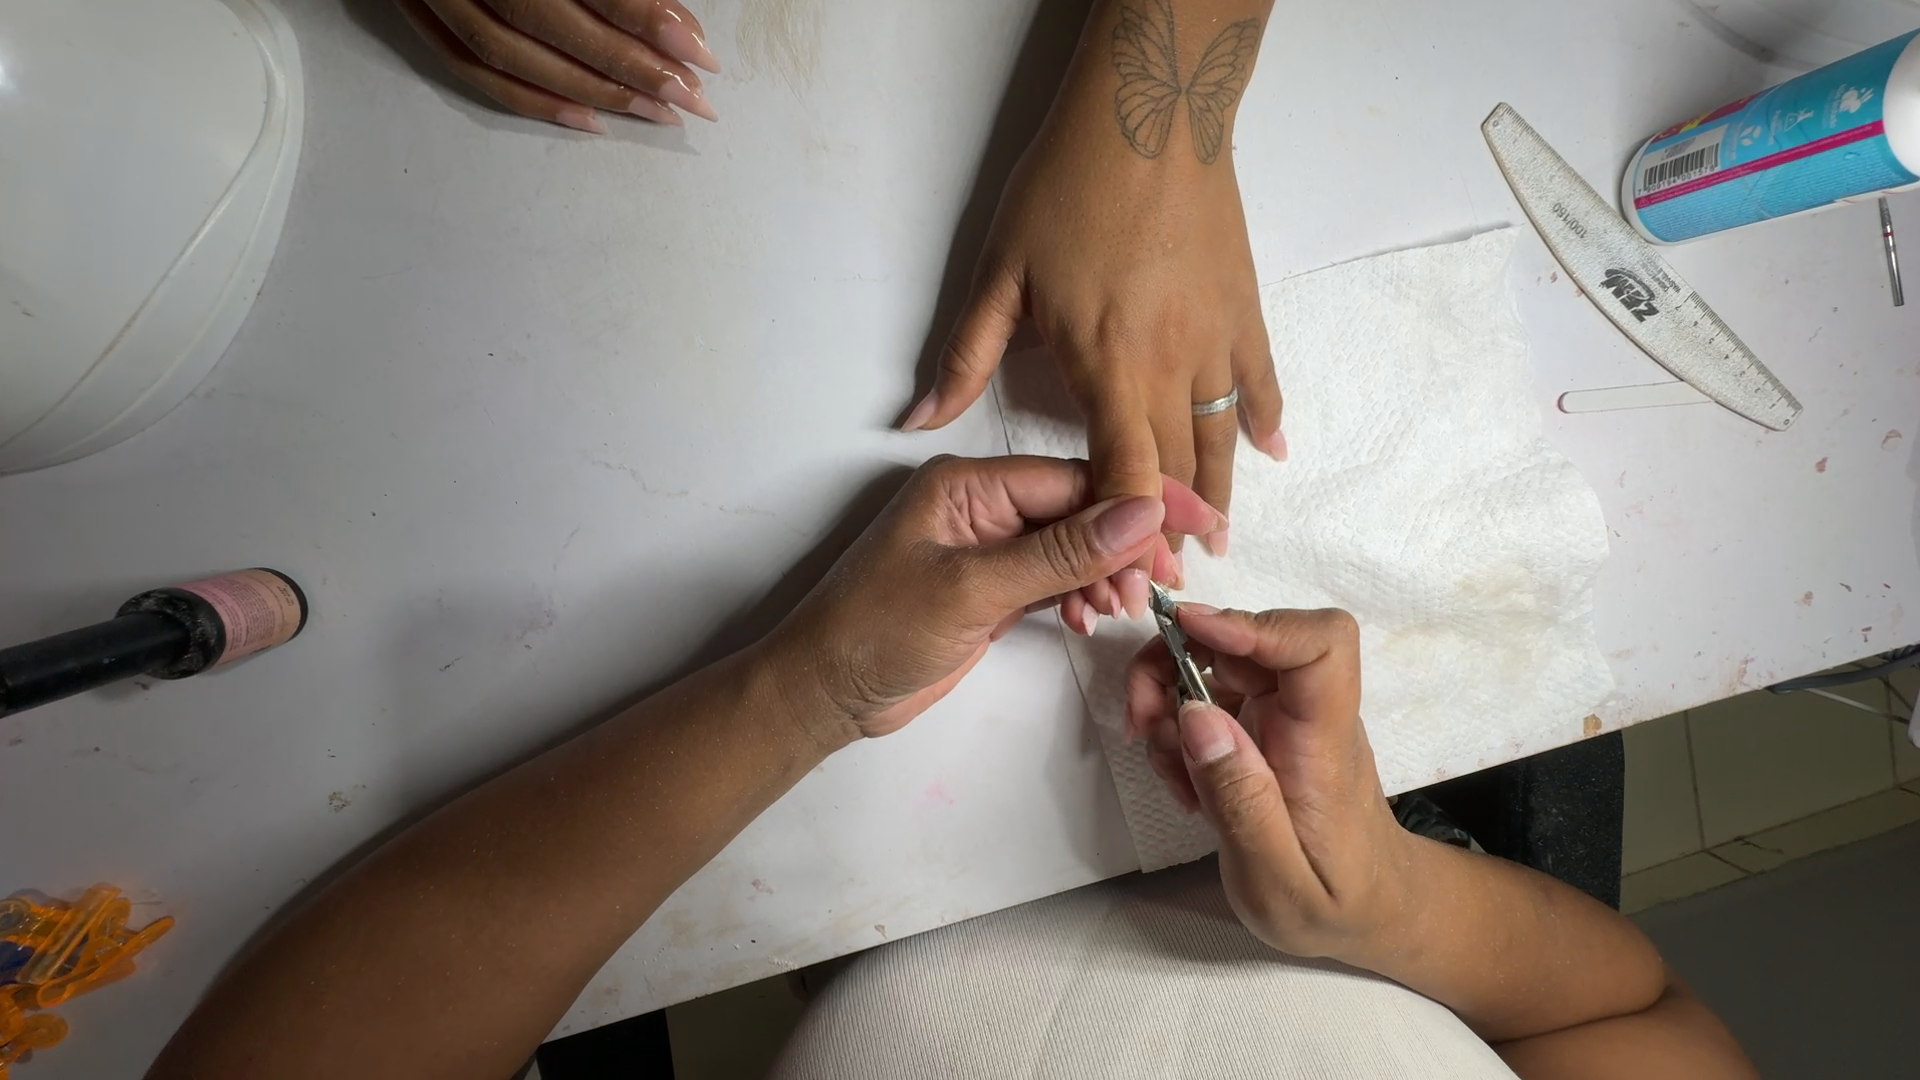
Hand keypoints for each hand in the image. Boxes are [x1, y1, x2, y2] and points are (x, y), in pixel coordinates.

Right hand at [393, 0, 718, 131]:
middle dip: (630, 67)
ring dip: (593, 93)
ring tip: (659, 115)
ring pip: (509, 52)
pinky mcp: (411, 2)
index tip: (700, 54)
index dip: (644, 17)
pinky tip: (594, 124)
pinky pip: (468, 67)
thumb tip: (681, 31)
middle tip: (693, 100)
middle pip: (546, 18)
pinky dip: (535, 102)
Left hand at [764, 455, 1223, 743]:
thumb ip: (1059, 553)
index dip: (1133, 501)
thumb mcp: (972, 588)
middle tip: (1161, 585)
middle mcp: (982, 506)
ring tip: (1121, 609)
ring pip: (1069, 548)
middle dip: (1122, 546)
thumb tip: (1141, 515)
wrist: (829, 691)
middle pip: (1076, 512)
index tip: (1189, 528)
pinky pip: (1052, 580)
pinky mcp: (992, 589)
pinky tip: (1086, 617)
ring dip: (1102, 575)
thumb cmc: (880, 630)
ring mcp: (988, 549)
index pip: (1070, 478)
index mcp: (968, 483)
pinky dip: (1076, 596)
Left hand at [903, 1, 1283, 554]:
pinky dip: (1266, 422)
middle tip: (1172, 577)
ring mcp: (1215, 341)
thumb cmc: (1069, 189)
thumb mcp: (999, 276)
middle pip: (1173, 470)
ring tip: (1217, 539)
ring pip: (1220, 440)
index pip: (1123, 474)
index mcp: (1108, 367)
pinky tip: (1273, 453)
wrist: (1152, 109)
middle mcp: (1170, 366)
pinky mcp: (1243, 312)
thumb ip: (963, 359)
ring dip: (1217, 494)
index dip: (1128, 534)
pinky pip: (1259, 383)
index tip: (1132, 577)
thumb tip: (917, 420)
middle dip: (1171, 530)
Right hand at [1125, 606, 1412, 964]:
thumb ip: (1241, 802)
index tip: (1187, 630)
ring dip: (1164, 700)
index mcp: (1324, 738)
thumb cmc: (1336, 902)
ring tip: (1167, 770)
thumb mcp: (1279, 882)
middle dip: (1170, 662)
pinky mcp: (1257, 722)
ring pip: (1210, 663)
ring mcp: (1279, 712)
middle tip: (1139, 720)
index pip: (1318, 644)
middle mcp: (1304, 710)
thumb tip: (1197, 714)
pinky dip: (1175, 728)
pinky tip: (1182, 779)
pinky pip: (1204, 697)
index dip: (1254, 622)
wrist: (1371, 908)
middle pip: (1239, 641)